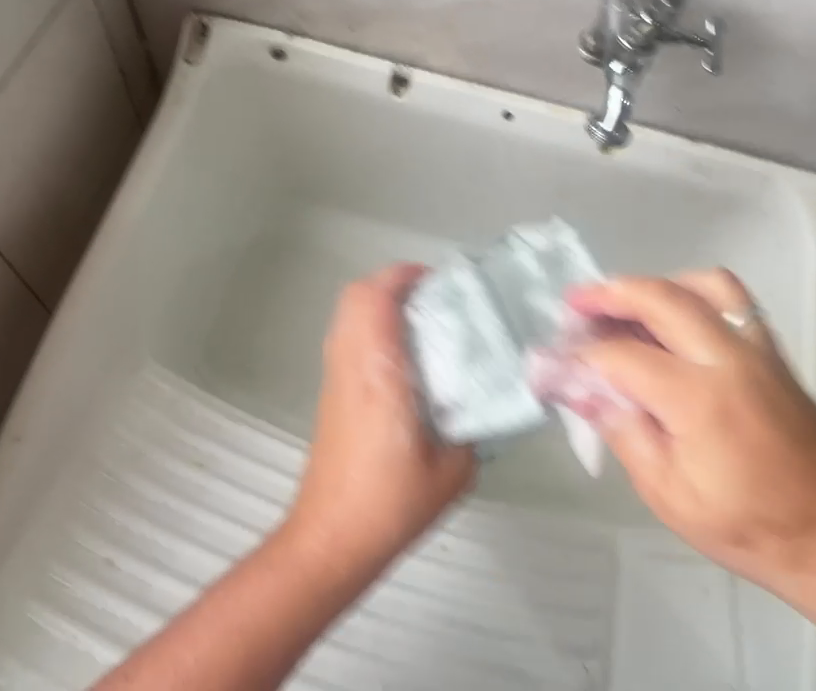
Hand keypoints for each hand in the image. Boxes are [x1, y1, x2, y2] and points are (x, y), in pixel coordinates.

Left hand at [281, 264, 476, 577]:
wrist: (332, 537)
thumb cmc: (391, 502)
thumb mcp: (454, 469)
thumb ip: (472, 426)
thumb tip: (484, 402)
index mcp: (379, 370)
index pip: (376, 298)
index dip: (404, 276)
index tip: (439, 282)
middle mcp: (350, 363)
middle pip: (355, 295)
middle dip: (392, 283)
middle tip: (434, 298)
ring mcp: (335, 378)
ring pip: (347, 316)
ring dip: (380, 305)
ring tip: (424, 323)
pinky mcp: (331, 395)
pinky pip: (348, 340)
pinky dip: (372, 330)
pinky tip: (406, 362)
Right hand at [570, 271, 815, 609]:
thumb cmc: (750, 529)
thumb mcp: (669, 495)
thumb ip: (622, 431)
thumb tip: (577, 387)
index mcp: (698, 398)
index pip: (621, 354)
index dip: (579, 355)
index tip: (550, 362)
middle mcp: (729, 358)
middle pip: (660, 297)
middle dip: (610, 293)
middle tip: (574, 304)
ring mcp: (758, 350)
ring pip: (704, 284)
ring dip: (658, 283)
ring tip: (627, 305)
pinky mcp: (775, 355)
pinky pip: (733, 301)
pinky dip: (693, 294)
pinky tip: (673, 322)